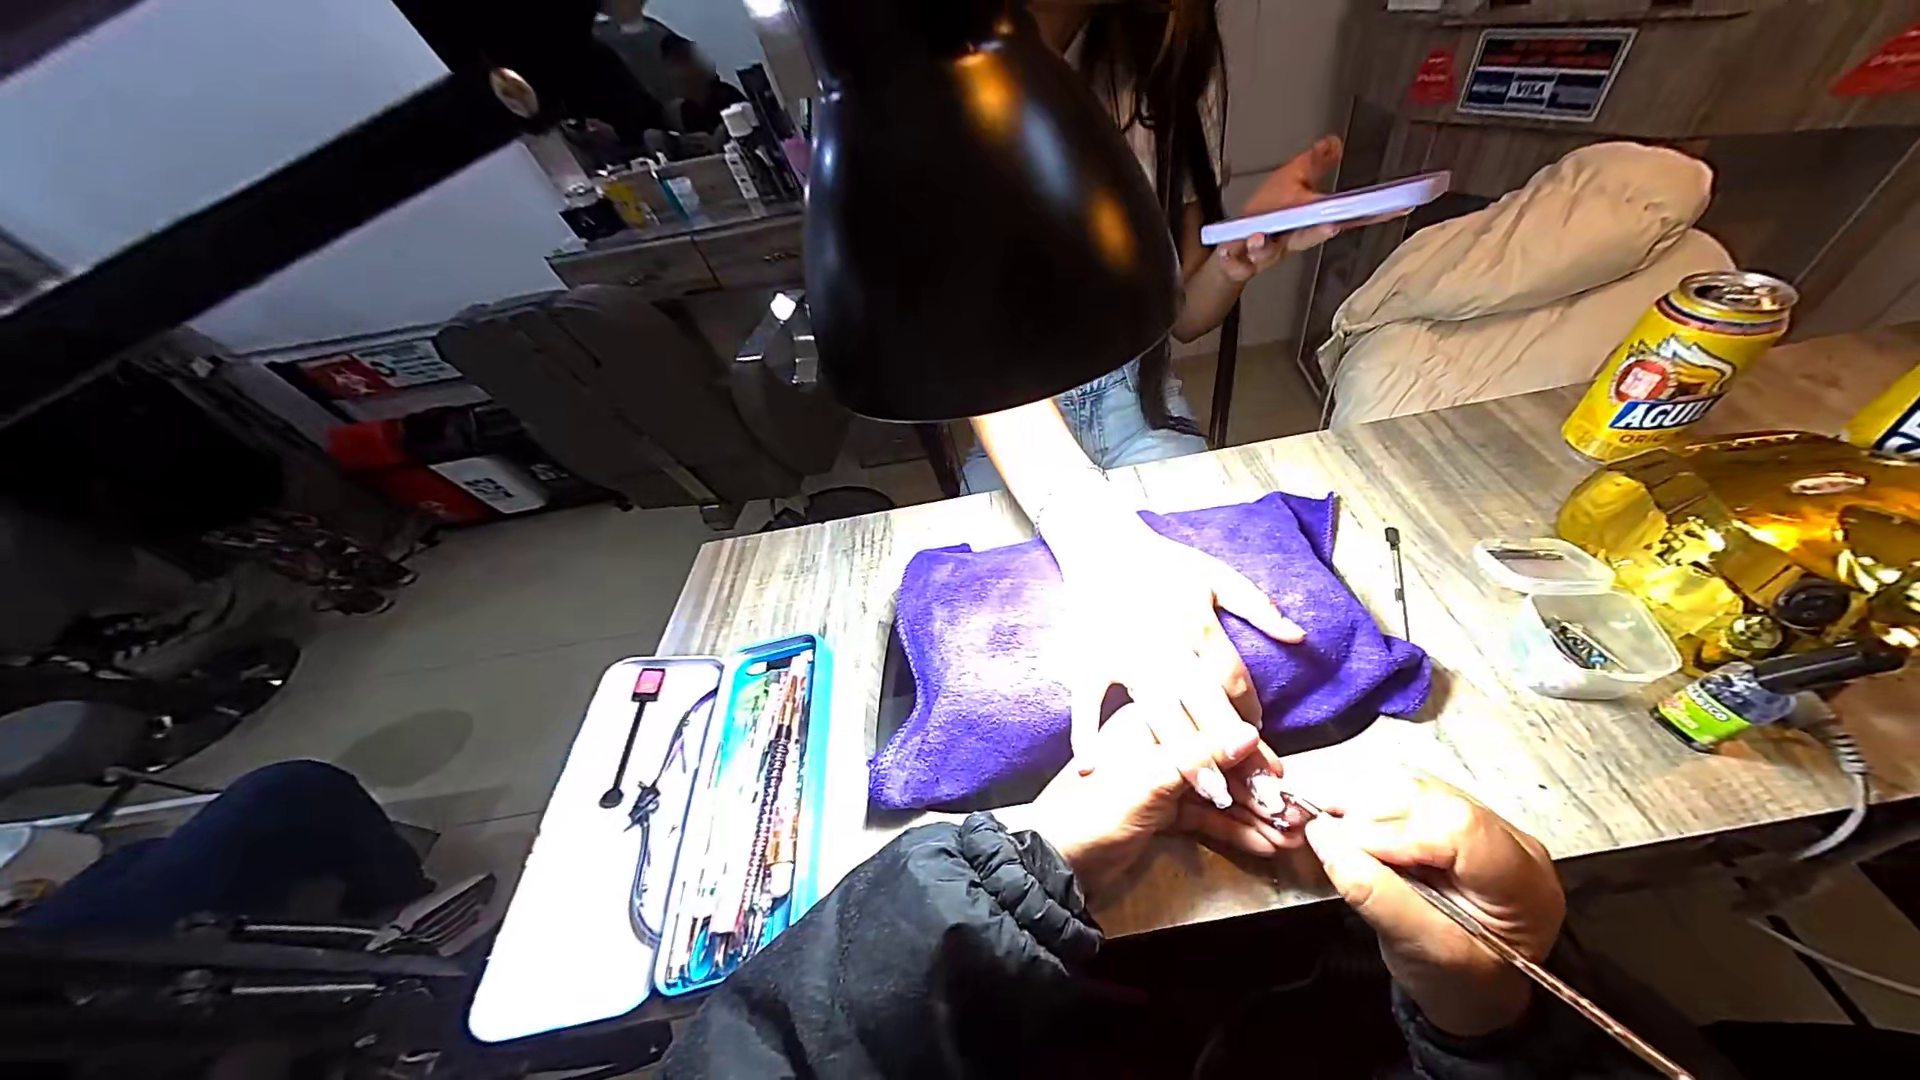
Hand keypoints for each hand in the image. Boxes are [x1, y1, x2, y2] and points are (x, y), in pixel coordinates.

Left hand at [1026, 703, 1302, 900]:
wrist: (1055, 863)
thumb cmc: (1093, 813)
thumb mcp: (1147, 784)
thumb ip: (1196, 757)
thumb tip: (1246, 732)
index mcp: (1145, 727)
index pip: (1207, 731)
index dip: (1247, 755)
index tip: (1283, 780)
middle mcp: (1155, 749)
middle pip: (1216, 764)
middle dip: (1257, 791)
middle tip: (1298, 816)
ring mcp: (1158, 782)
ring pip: (1215, 793)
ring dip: (1251, 814)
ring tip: (1292, 837)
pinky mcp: (1159, 813)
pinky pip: (1204, 817)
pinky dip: (1231, 830)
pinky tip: (1263, 845)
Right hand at [1059, 524, 1302, 813]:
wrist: (1103, 542)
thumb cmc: (1161, 560)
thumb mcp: (1216, 575)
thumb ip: (1257, 607)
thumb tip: (1297, 636)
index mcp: (1201, 628)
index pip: (1236, 683)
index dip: (1253, 716)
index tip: (1260, 743)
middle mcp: (1168, 650)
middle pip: (1207, 710)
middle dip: (1233, 753)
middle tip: (1256, 795)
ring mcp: (1126, 659)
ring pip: (1161, 716)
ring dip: (1182, 756)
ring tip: (1205, 794)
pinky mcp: (1091, 660)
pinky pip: (1088, 702)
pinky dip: (1086, 734)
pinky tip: (1091, 767)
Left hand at [1209, 135, 1399, 282]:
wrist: (1231, 247)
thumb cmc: (1264, 215)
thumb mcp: (1290, 180)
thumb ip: (1313, 163)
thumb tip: (1334, 142)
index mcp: (1307, 221)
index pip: (1344, 216)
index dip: (1371, 214)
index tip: (1398, 207)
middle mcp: (1289, 240)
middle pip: (1307, 238)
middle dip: (1319, 232)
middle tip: (1331, 225)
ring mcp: (1265, 254)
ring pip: (1267, 254)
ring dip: (1263, 247)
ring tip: (1257, 237)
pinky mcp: (1240, 264)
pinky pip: (1235, 264)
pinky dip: (1231, 258)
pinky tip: (1226, 251)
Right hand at [1303, 774, 1564, 1036]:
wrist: (1468, 983)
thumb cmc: (1461, 978)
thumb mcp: (1423, 949)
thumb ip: (1375, 893)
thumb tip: (1324, 836)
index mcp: (1518, 879)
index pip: (1456, 825)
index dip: (1394, 829)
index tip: (1354, 851)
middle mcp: (1502, 837)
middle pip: (1425, 796)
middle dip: (1370, 817)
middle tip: (1341, 850)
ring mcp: (1471, 818)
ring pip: (1403, 784)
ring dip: (1360, 807)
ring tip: (1346, 843)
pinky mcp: (1441, 809)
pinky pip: (1393, 787)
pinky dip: (1361, 804)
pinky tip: (1351, 829)